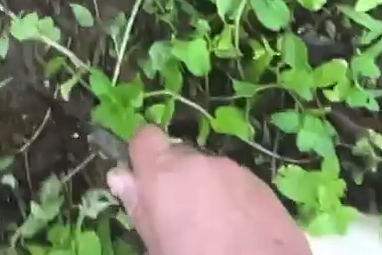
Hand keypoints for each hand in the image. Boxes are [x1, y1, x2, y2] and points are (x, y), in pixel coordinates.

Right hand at [107, 126, 310, 254]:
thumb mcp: (157, 247)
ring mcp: (231, 170)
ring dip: (208, 192)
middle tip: (184, 220)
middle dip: (178, 180)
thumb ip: (138, 207)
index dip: (145, 157)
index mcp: (163, 174)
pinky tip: (243, 235)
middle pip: (179, 157)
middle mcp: (195, 161)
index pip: (145, 138)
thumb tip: (120, 176)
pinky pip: (237, 185)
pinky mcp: (261, 185)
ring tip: (218, 233)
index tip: (147, 183)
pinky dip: (235, 202)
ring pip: (209, 172)